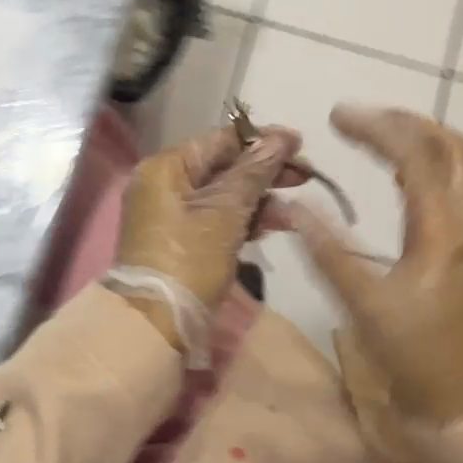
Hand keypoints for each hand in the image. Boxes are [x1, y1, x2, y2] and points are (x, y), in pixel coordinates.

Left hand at [117, 122, 302, 317]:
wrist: (156, 324)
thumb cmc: (190, 260)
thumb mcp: (225, 212)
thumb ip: (254, 172)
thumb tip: (280, 138)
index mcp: (165, 168)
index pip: (219, 140)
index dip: (261, 140)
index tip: (300, 144)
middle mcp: (163, 184)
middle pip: (222, 166)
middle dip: (265, 172)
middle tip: (305, 178)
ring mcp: (169, 213)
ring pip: (223, 194)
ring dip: (259, 200)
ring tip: (293, 214)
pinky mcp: (180, 240)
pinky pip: (216, 218)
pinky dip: (243, 220)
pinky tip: (274, 227)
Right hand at [281, 105, 462, 423]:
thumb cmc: (414, 357)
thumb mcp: (363, 307)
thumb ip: (328, 253)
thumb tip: (293, 205)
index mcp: (442, 232)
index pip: (416, 155)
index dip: (376, 126)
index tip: (336, 117)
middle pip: (448, 145)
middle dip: (401, 120)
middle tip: (355, 118)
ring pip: (462, 161)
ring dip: (422, 135)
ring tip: (376, 132)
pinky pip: (462, 182)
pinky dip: (432, 160)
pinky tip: (400, 170)